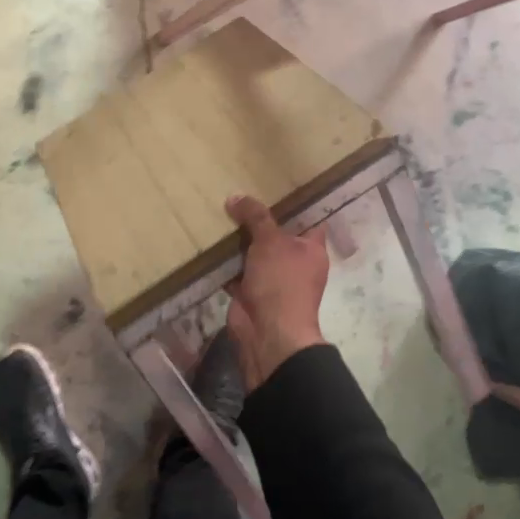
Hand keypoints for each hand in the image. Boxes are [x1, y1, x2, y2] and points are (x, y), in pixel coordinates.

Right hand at [224, 194, 328, 387]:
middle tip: (239, 190)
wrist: (269, 336)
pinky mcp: (250, 291)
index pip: (308, 218)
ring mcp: (272, 278)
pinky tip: (209, 239)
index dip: (294, 201)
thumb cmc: (282, 282)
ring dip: (238, 238)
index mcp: (311, 249)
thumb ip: (255, 216)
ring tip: (219, 208)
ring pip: (254, 251)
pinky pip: (236, 269)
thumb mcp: (271, 241)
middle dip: (258, 217)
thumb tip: (235, 197)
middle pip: (276, 233)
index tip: (275, 182)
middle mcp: (294, 262)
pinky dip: (224, 260)